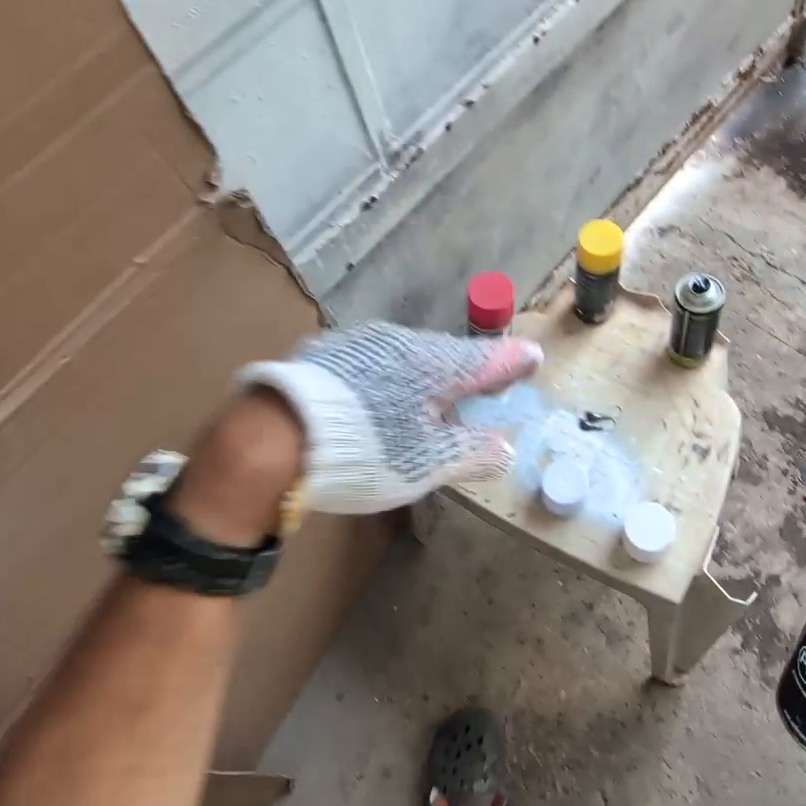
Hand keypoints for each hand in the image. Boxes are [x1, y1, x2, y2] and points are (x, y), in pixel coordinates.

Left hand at [228, 322, 542, 514]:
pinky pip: (372, 362)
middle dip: (464, 370)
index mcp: (434, 364)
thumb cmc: (366, 450)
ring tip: (427, 398)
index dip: (509, 361)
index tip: (531, 354)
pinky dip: (386, 378)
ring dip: (422, 375)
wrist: (274, 436)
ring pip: (404, 357)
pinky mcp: (325, 354)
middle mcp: (400, 343)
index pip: (484, 361)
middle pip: (444, 356)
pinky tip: (376, 398)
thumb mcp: (426, 463)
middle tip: (481, 384)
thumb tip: (504, 449)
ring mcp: (359, 344)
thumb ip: (470, 452)